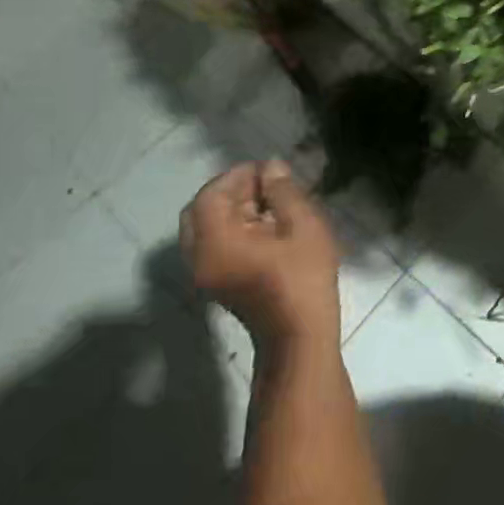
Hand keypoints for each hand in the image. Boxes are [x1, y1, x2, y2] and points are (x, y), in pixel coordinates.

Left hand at [180, 160, 341, 347]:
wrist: (298, 336)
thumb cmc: (303, 278)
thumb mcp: (302, 227)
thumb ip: (283, 193)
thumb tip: (272, 168)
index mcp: (216, 242)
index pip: (210, 196)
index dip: (236, 176)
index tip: (269, 169)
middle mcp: (200, 256)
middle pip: (201, 211)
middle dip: (231, 191)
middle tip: (267, 184)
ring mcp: (206, 273)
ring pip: (207, 228)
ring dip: (233, 209)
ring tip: (272, 202)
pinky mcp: (218, 283)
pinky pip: (215, 244)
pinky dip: (234, 227)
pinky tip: (268, 226)